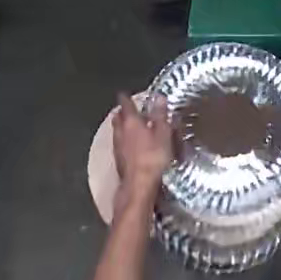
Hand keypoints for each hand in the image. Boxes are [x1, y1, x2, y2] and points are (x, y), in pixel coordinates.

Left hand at [112, 92, 172, 209]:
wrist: (139, 186)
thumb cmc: (153, 157)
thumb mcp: (163, 134)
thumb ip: (160, 115)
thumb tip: (158, 97)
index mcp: (132, 123)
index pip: (126, 105)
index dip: (125, 98)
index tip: (124, 93)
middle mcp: (121, 133)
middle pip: (118, 118)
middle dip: (121, 112)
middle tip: (125, 108)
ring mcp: (118, 148)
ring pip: (117, 132)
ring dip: (121, 126)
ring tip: (126, 123)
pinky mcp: (119, 161)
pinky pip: (119, 144)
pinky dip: (123, 140)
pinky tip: (129, 144)